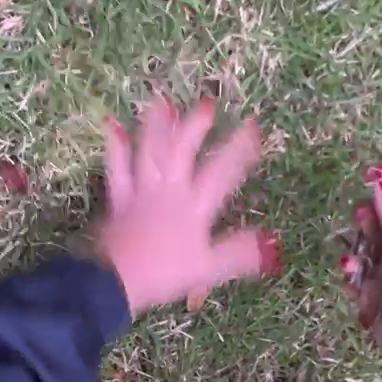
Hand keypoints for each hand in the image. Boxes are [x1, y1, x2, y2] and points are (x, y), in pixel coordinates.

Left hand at [94, 96, 279, 313]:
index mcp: (194, 207)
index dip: (238, 149)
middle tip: (206, 105)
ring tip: (160, 102)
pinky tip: (111, 126)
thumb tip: (271, 242)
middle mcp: (168, 192)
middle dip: (196, 127)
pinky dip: (115, 146)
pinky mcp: (117, 199)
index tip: (252, 125)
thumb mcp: (208, 269)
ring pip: (149, 152)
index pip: (221, 172)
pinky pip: (116, 168)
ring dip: (156, 126)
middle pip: (183, 152)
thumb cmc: (163, 274)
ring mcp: (140, 192)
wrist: (115, 279)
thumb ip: (238, 253)